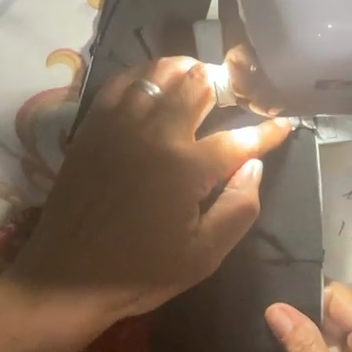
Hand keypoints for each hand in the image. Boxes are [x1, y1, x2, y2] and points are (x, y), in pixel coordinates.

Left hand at [11, 56, 293, 342]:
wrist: (66, 279)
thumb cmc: (140, 272)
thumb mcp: (203, 255)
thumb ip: (239, 207)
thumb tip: (256, 165)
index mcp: (187, 166)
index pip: (241, 136)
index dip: (268, 130)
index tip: (285, 123)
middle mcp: (156, 132)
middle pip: (200, 84)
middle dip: (229, 85)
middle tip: (241, 94)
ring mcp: (121, 123)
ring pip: (161, 72)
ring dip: (188, 71)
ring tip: (203, 80)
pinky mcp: (94, 124)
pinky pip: (124, 81)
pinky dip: (147, 74)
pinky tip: (157, 83)